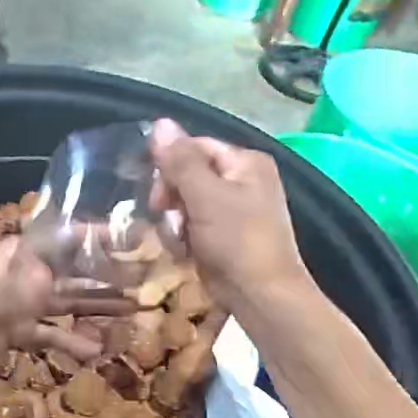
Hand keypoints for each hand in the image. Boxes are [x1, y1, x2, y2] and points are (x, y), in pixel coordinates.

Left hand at [0, 238, 124, 381]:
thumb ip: (28, 288)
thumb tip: (60, 279)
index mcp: (15, 255)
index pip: (61, 239)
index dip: (93, 238)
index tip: (127, 238)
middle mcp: (21, 274)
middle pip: (70, 271)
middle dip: (103, 276)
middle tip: (141, 279)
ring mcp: (18, 304)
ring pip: (64, 303)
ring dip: (94, 308)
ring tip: (132, 311)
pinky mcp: (14, 333)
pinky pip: (49, 334)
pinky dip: (70, 342)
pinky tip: (96, 352)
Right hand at [148, 118, 311, 310]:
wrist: (260, 294)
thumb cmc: (236, 240)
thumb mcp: (205, 196)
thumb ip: (180, 161)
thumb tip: (159, 123)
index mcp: (245, 162)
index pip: (195, 147)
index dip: (170, 167)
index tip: (158, 196)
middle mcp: (244, 179)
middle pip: (190, 174)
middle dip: (173, 197)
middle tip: (167, 219)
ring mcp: (237, 209)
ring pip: (188, 202)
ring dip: (177, 221)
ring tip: (180, 240)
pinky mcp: (227, 235)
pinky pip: (196, 224)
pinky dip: (186, 236)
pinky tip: (186, 250)